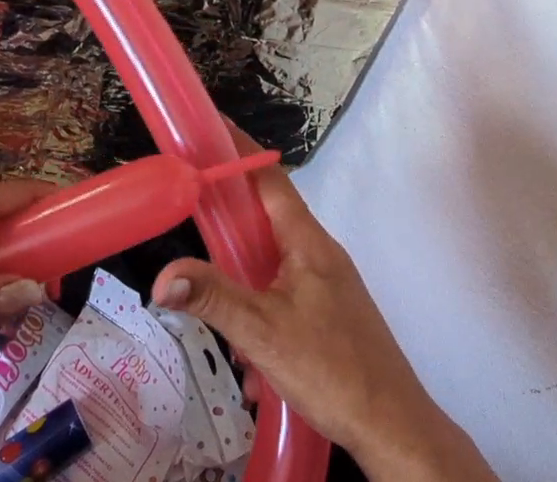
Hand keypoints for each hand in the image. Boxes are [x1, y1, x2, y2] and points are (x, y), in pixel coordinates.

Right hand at [151, 133, 497, 481]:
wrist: (395, 428)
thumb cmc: (331, 369)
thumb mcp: (262, 332)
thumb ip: (212, 298)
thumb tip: (161, 277)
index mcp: (308, 242)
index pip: (269, 178)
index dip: (239, 150)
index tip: (208, 128)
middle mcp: (320, 254)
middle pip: (266, 218)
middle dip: (227, 222)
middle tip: (190, 216)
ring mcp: (328, 285)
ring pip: (272, 265)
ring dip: (241, 285)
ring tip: (219, 319)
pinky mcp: (330, 315)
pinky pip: (284, 298)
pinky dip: (260, 317)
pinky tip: (251, 366)